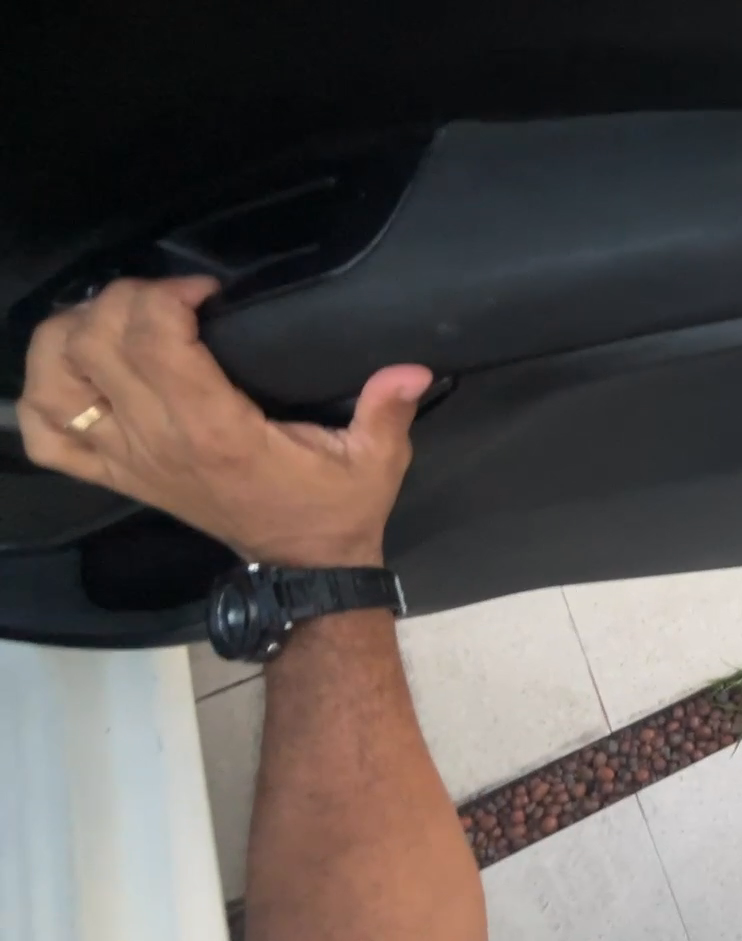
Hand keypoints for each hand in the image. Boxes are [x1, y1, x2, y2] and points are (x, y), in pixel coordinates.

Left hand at [19, 277, 432, 567]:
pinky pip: (42, 432)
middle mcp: (159, 442)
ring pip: (52, 379)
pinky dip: (42, 394)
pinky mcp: (116, 477)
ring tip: (117, 321)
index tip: (207, 290)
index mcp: (219, 434)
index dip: (166, 299)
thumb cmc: (343, 507)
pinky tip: (76, 377)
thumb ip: (388, 411)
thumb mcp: (380, 459)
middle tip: (170, 297)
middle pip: (95, 345)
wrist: (310, 564)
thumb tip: (414, 368)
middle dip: (122, 302)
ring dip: (71, 334)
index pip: (155, 344)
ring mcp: (128, 461)